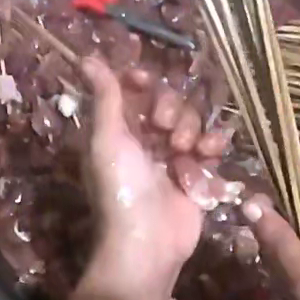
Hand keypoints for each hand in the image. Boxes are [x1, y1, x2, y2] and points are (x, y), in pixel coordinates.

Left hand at [80, 57, 203, 299]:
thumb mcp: (106, 139)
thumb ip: (104, 97)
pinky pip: (212, 145)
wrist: (148, 242)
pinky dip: (213, 145)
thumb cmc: (120, 189)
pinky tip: (208, 155)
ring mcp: (171, 157)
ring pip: (192, 121)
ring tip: (184, 152)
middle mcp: (142, 140)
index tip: (146, 80)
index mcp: (115, 130)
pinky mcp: (196, 174)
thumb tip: (85, 57)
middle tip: (163, 130)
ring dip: (191, 129)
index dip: (142, 81)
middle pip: (167, 101)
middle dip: (170, 109)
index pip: (132, 90)